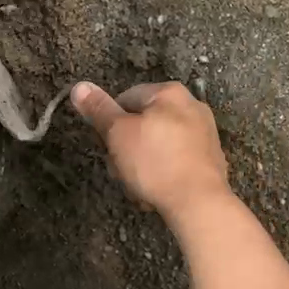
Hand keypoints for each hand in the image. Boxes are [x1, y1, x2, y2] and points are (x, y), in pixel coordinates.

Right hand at [72, 81, 231, 220]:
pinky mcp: (209, 160)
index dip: (109, 123)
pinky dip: (162, 174)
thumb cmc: (154, 163)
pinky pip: (175, 162)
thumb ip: (98, 110)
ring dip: (141, 165)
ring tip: (138, 186)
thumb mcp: (118, 133)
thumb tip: (79, 87)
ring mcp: (204, 134)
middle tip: (120, 170)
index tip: (106, 146)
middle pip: (143, 123)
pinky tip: (156, 191)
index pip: (125, 98)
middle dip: (126, 148)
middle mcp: (192, 106)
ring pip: (158, 146)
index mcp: (169, 93)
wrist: (198, 201)